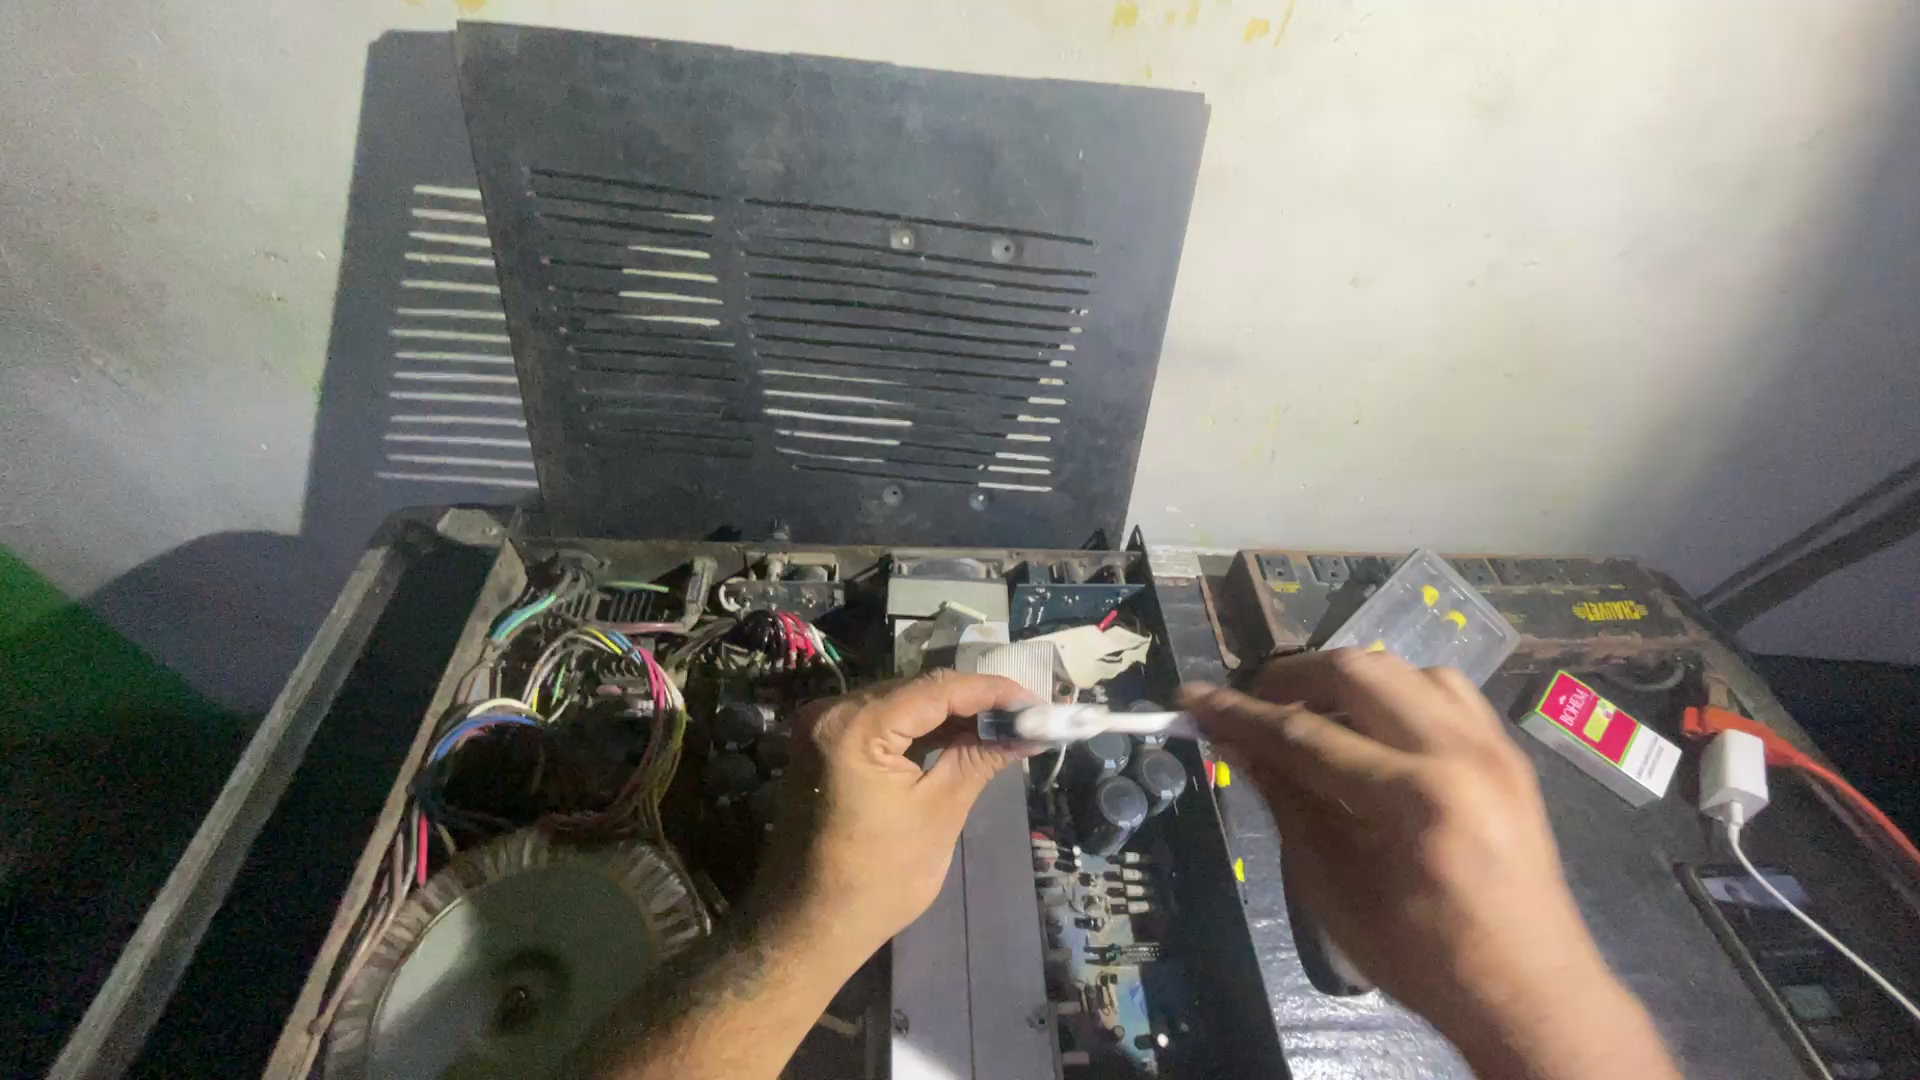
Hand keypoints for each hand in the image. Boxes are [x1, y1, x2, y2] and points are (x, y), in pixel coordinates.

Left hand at [774, 671, 1034, 956]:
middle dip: (975, 700)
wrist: (808, 927)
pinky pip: (884, 720)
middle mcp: (832, 711)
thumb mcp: (939, 813)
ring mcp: (823, 724)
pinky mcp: (825, 741)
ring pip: (902, 702)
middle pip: (918, 690)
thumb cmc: (876, 881)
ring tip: (1003, 723)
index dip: (992, 691)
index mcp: (855, 727)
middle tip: (1025, 714)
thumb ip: (980, 757)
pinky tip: (961, 735)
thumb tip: (1028, 728)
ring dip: (951, 713)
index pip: (937, 690)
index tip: (1035, 702)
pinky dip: (922, 727)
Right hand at [1180, 651, 1675, 1077]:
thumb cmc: (1419, 954)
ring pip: (1398, 668)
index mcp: (1414, 800)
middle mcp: (1459, 754)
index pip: (1302, 734)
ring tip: (1309, 714)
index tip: (1191, 697)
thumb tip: (1233, 740)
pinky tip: (1369, 722)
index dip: (1238, 714)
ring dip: (1340, 680)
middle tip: (1252, 706)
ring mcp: (1492, 746)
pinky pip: (1440, 688)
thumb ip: (1283, 796)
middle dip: (1288, 679)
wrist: (1532, 994)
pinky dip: (1391, 690)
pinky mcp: (1505, 750)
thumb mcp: (1329, 882)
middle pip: (1354, 671)